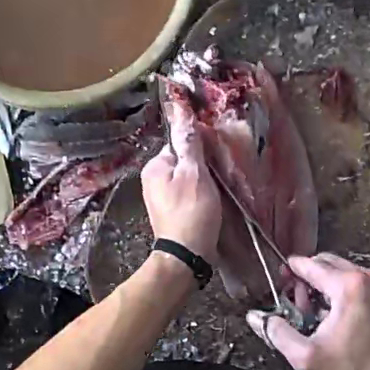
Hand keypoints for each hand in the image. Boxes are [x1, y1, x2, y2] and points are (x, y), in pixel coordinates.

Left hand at [140, 99, 221, 265]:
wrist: (186, 256)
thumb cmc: (192, 212)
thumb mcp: (195, 173)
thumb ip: (190, 144)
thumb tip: (182, 113)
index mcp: (154, 167)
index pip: (179, 145)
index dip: (199, 150)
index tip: (214, 161)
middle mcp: (151, 181)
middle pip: (183, 164)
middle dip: (202, 169)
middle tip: (218, 180)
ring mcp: (159, 200)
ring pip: (187, 182)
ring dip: (203, 186)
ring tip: (216, 195)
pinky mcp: (170, 216)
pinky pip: (187, 198)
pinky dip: (199, 200)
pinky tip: (209, 208)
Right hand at [248, 253, 369, 369]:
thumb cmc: (352, 369)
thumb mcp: (306, 355)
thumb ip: (277, 333)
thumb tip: (255, 317)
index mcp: (348, 286)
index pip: (312, 265)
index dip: (292, 269)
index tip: (281, 276)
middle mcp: (367, 277)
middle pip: (328, 262)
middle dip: (309, 277)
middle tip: (297, 300)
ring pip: (344, 270)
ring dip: (326, 283)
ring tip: (316, 311)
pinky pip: (360, 280)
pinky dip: (344, 289)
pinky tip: (337, 314)